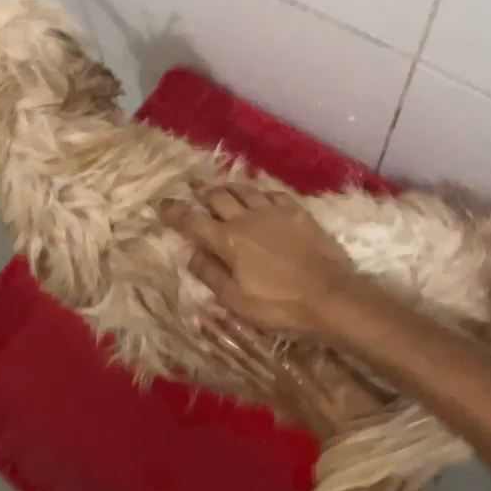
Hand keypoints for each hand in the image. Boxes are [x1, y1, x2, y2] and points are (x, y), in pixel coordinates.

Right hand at [159, 184, 361, 336]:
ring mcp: (274, 212)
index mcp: (227, 241)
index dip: (175, 212)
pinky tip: (259, 194)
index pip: (193, 221)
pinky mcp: (297, 212)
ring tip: (221, 185)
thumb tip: (187, 252)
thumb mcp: (235, 300)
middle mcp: (246, 219)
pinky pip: (273, 193)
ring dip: (229, 187)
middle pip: (218, 197)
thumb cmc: (278, 305)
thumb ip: (209, 273)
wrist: (329, 295)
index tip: (162, 203)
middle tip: (192, 185)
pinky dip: (260, 192)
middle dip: (201, 191)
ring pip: (245, 191)